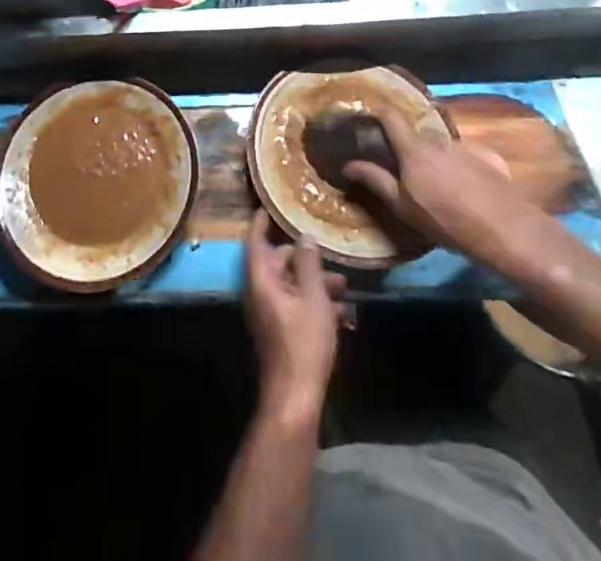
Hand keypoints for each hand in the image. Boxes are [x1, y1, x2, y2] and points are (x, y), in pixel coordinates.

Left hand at [244, 210, 348, 420]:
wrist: (295, 396)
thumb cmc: (304, 343)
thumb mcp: (314, 298)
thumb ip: (308, 265)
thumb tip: (303, 237)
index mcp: (260, 281)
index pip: (255, 242)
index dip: (260, 223)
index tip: (268, 205)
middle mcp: (259, 294)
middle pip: (277, 264)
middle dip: (304, 259)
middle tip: (331, 259)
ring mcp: (268, 313)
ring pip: (290, 286)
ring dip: (315, 284)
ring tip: (345, 289)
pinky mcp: (279, 330)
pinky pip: (295, 306)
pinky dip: (314, 304)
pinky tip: (342, 315)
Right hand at [342, 108, 551, 267]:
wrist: (504, 229)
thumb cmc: (444, 219)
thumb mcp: (402, 206)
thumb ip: (375, 180)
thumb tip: (349, 163)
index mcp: (414, 149)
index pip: (391, 118)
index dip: (377, 113)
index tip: (367, 117)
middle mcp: (439, 140)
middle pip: (417, 136)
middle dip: (407, 147)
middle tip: (402, 169)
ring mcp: (467, 148)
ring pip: (442, 147)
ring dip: (435, 158)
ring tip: (436, 183)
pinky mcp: (491, 159)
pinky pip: (467, 156)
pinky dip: (460, 166)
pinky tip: (466, 186)